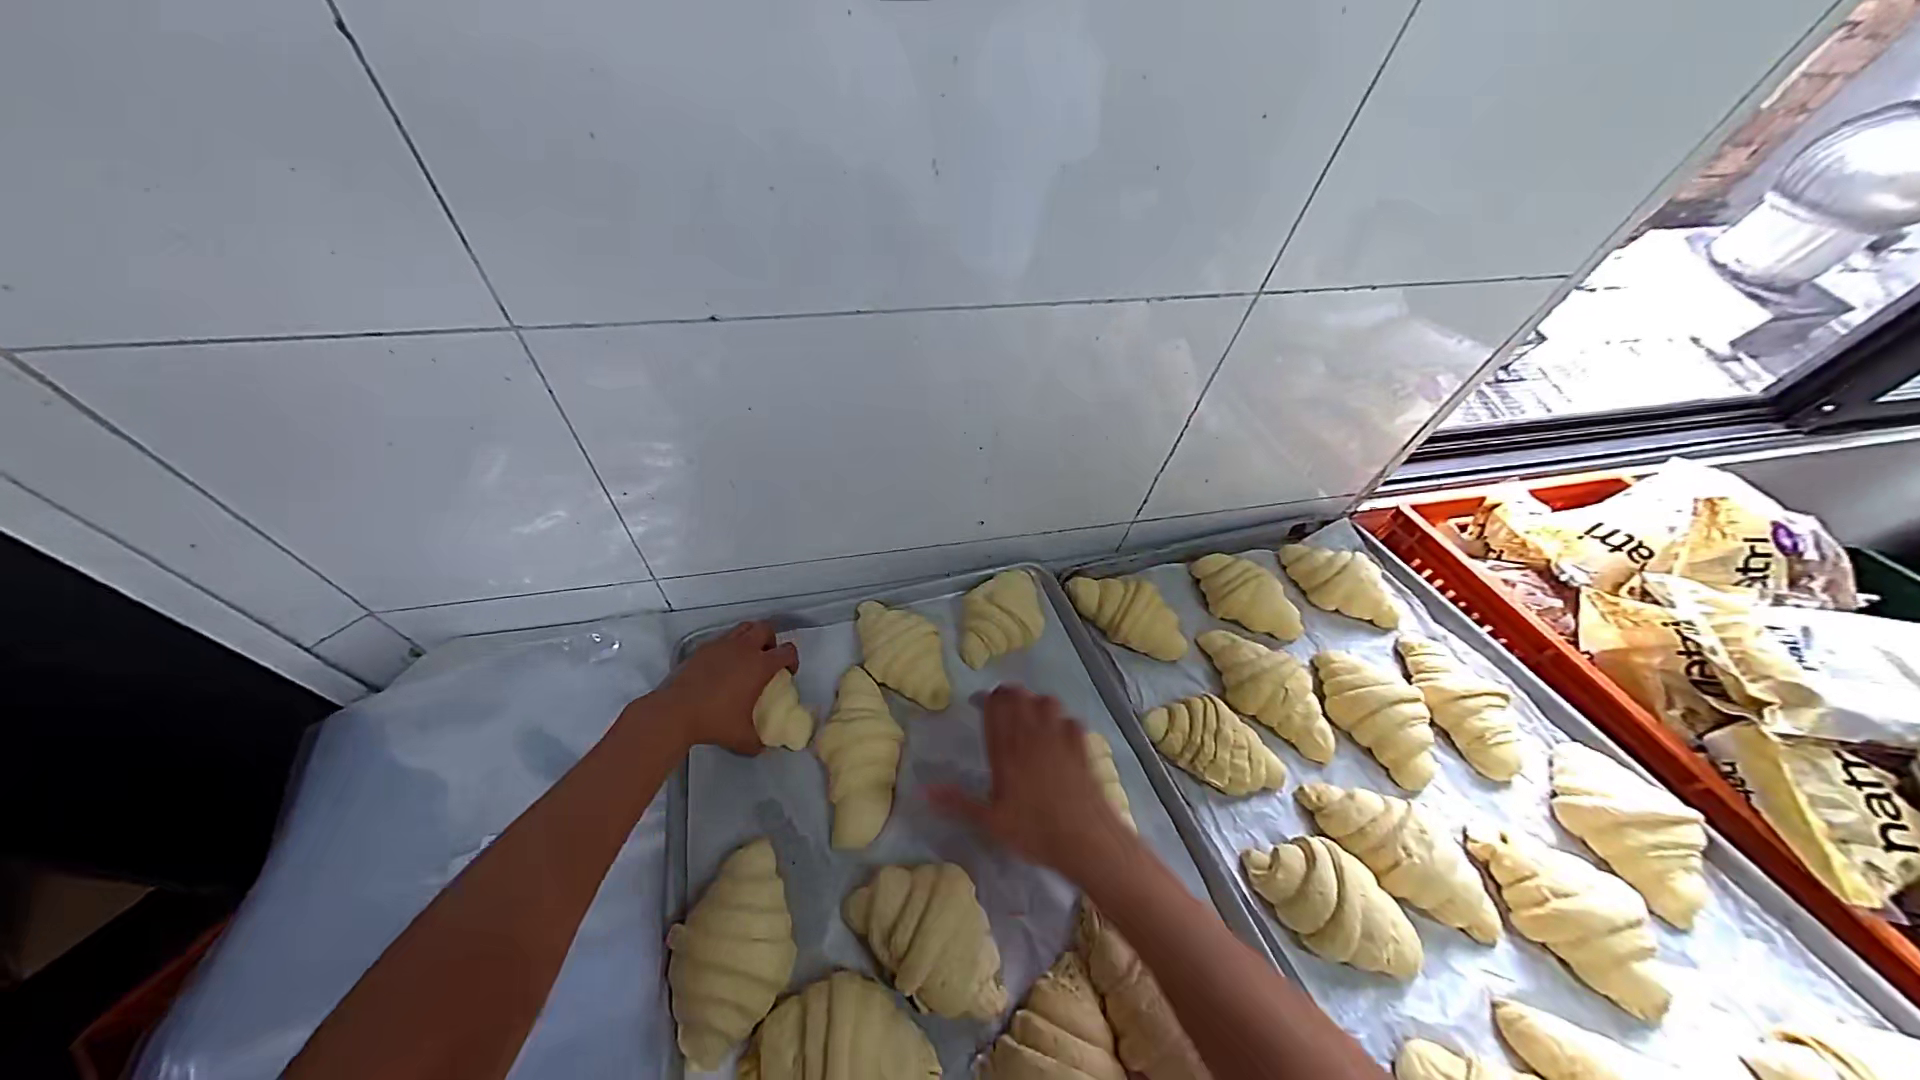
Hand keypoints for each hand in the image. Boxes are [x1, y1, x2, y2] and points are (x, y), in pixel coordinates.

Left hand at [642, 621, 796, 754]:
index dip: (792, 659)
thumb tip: (763, 748)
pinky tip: (722, 666)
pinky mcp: (702, 649)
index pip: (787, 651)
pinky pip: (722, 639)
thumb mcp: (742, 739)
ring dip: (751, 638)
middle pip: (765, 628)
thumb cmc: (714, 722)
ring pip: (743, 628)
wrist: (674, 712)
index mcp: (760, 666)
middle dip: (772, 640)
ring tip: (746, 658)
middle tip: (768, 658)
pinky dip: (729, 647)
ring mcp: (721, 646)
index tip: (788, 672)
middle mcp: (743, 649)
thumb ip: (758, 742)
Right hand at [930, 685, 1130, 874]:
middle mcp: (1031, 736)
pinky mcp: (1081, 746)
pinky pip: (1071, 719)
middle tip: (1001, 705)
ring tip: (1029, 714)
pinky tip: (1059, 732)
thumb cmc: (1034, 832)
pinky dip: (1062, 720)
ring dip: (1035, 702)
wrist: (1085, 838)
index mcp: (1006, 750)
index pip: (994, 708)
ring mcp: (1060, 738)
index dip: (986, 699)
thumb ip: (958, 802)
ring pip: (1046, 701)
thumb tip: (923, 791)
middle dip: (1007, 695)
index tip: (980, 702)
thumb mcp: (991, 822)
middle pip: (1018, 697)